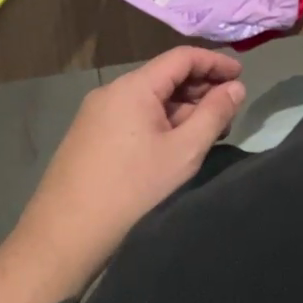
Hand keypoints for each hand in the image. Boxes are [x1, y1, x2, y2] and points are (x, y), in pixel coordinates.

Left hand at [0, 47, 246, 292]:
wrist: (60, 244)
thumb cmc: (131, 192)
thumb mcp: (184, 152)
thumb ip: (215, 114)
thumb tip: (236, 87)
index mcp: (132, 88)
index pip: (182, 57)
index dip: (216, 62)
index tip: (242, 77)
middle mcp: (110, 93)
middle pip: (165, 77)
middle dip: (201, 89)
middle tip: (229, 112)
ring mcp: (94, 117)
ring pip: (149, 100)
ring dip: (182, 110)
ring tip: (206, 134)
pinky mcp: (87, 141)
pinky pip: (133, 118)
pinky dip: (160, 124)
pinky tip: (173, 148)